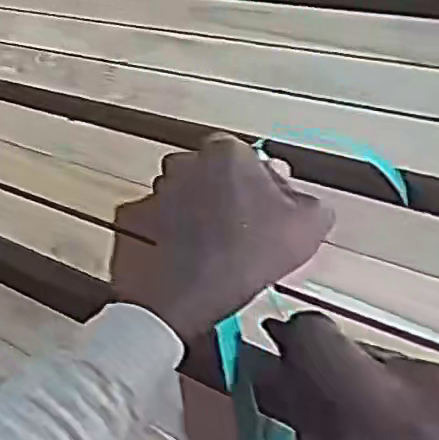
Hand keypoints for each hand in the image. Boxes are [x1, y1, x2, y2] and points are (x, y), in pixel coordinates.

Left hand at [109, 134, 332, 340]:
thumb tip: (281, 182)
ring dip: (194, 207)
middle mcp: (181, 163)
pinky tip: (187, 247)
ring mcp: (152, 188)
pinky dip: (167, 226)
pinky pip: (155, 215)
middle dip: (221, 188)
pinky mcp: (130, 212)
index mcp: (225, 154)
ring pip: (179, 192)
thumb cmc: (250, 253)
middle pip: (205, 170)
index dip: (253, 174)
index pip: (240, 152)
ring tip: (216, 239)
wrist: (191, 287)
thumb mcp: (308, 221)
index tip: (263, 195)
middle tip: (242, 219)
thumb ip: (298, 192)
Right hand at [259, 312, 438, 439]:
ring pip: (421, 374)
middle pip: (369, 355)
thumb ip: (303, 410)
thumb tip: (273, 373)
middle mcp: (431, 380)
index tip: (292, 349)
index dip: (296, 337)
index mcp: (375, 398)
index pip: (313, 329)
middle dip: (359, 381)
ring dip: (412, 398)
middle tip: (365, 423)